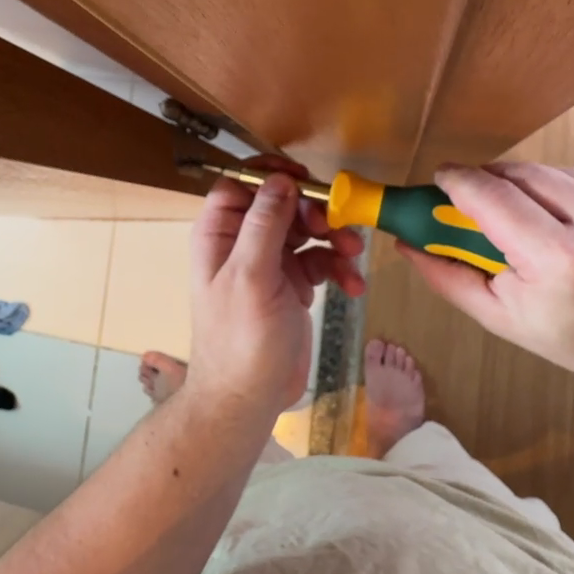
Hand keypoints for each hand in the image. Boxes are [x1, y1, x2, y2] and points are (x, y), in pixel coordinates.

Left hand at [188, 157, 365, 419]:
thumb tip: (279, 181)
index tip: (303, 179)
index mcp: (219, 234)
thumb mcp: (250, 277)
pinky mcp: (291, 285)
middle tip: (334, 226)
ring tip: (353, 255)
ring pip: (305, 231)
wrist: (248, 397)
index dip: (269, 176)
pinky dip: (338, 269)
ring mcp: (269, 264)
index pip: (239, 185)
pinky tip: (354, 286)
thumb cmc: (240, 339)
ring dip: (333, 239)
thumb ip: (263, 225)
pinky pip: (319, 262)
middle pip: (281, 204)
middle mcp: (241, 243)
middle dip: (312, 211)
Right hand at [398, 162, 573, 402]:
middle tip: (472, 201)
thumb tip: (406, 243)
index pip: (490, 196)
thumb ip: (447, 277)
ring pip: (551, 172)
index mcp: (561, 263)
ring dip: (527, 188)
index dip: (457, 181)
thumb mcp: (504, 320)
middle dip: (488, 182)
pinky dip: (565, 194)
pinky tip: (570, 226)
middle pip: (518, 174)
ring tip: (529, 224)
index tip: (439, 178)